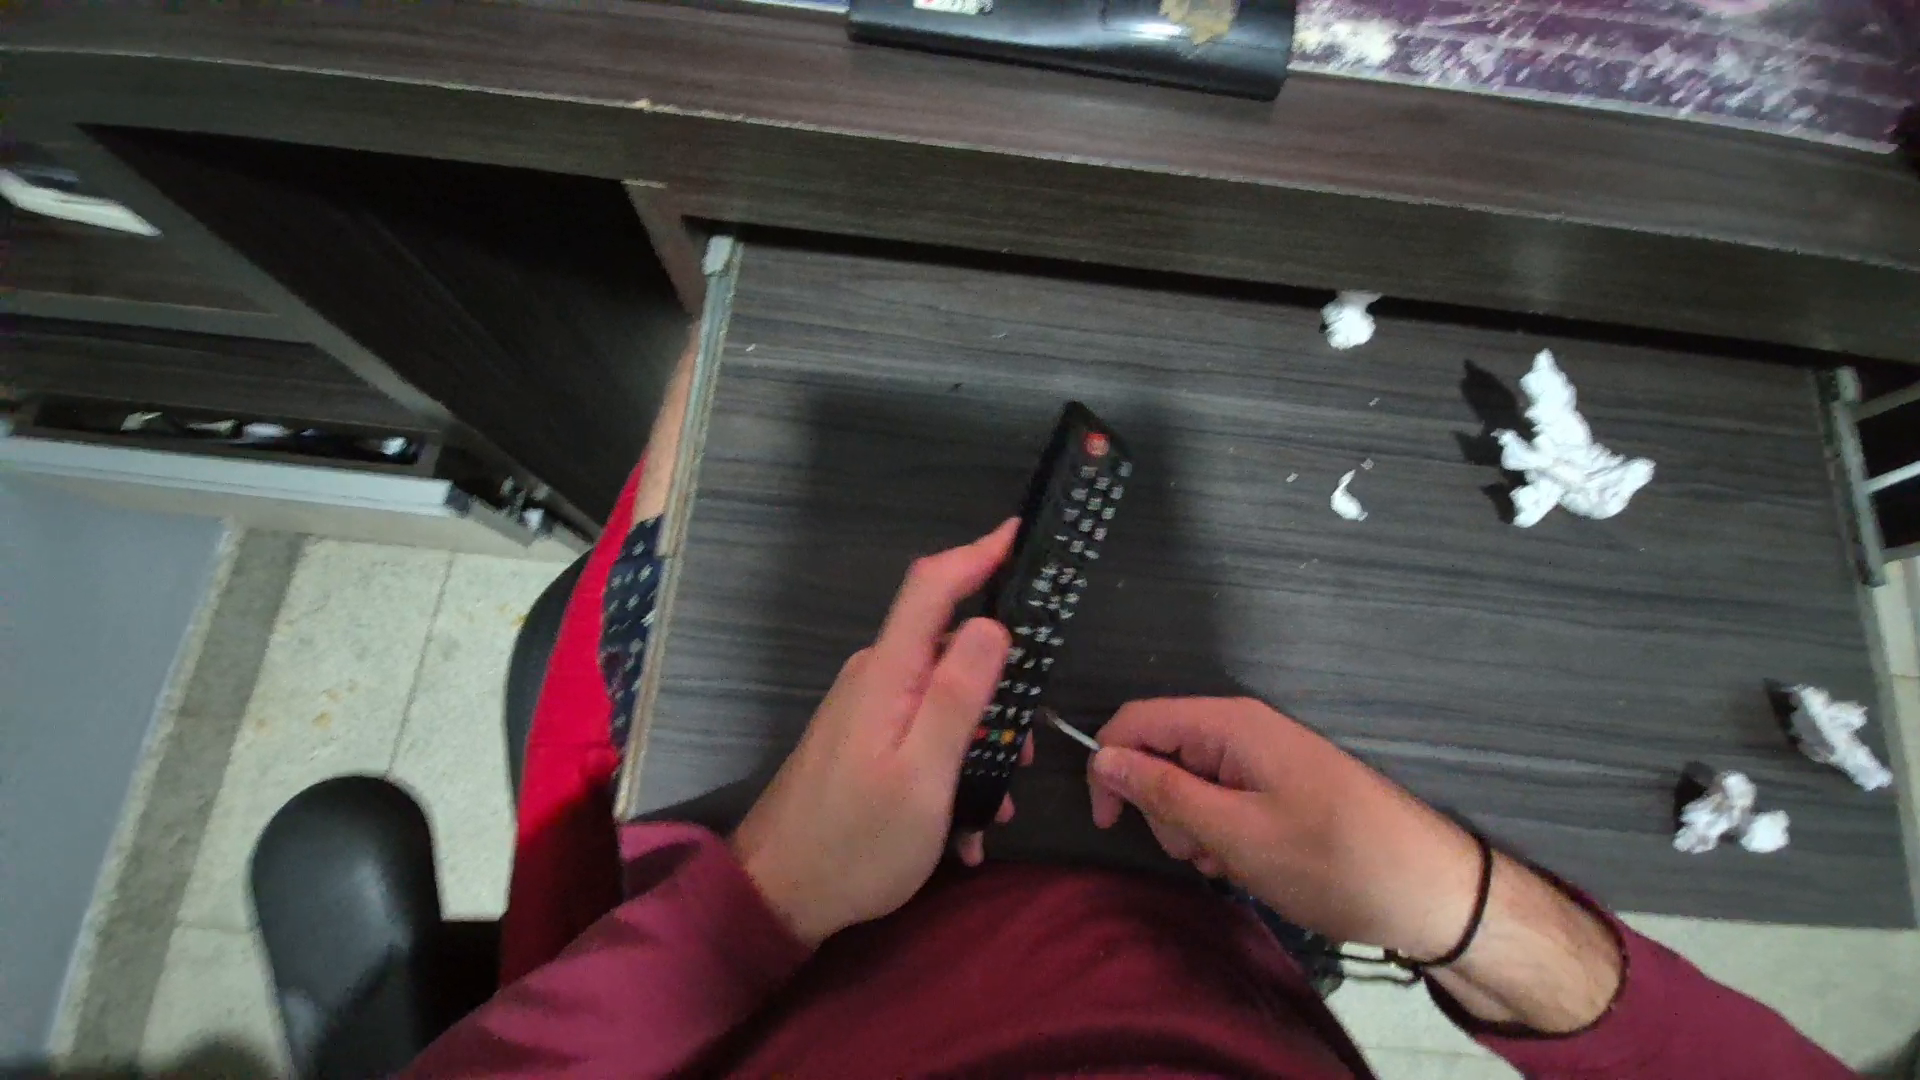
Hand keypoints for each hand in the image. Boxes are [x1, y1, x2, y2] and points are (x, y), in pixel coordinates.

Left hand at [730, 520, 1017, 947]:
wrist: (775, 895)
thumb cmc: (855, 842)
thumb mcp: (923, 777)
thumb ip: (955, 696)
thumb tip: (992, 623)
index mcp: (889, 672)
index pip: (933, 585)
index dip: (978, 553)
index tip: (1021, 534)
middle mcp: (876, 675)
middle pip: (950, 645)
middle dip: (998, 688)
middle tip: (1025, 750)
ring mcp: (867, 706)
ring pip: (943, 696)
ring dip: (979, 742)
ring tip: (996, 807)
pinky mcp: (864, 736)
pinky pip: (923, 729)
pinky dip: (953, 765)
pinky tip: (964, 825)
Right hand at [1088, 698, 1619, 1030]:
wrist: (1434, 893)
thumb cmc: (1331, 860)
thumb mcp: (1235, 833)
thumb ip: (1162, 792)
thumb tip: (1102, 757)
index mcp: (1227, 724)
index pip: (1136, 720)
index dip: (1109, 765)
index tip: (1107, 822)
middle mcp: (1239, 729)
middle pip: (1161, 751)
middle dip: (1162, 806)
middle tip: (1198, 852)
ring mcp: (1259, 757)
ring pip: (1188, 780)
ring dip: (1193, 827)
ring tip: (1231, 863)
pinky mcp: (1275, 784)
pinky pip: (1221, 797)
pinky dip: (1221, 832)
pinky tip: (1249, 862)